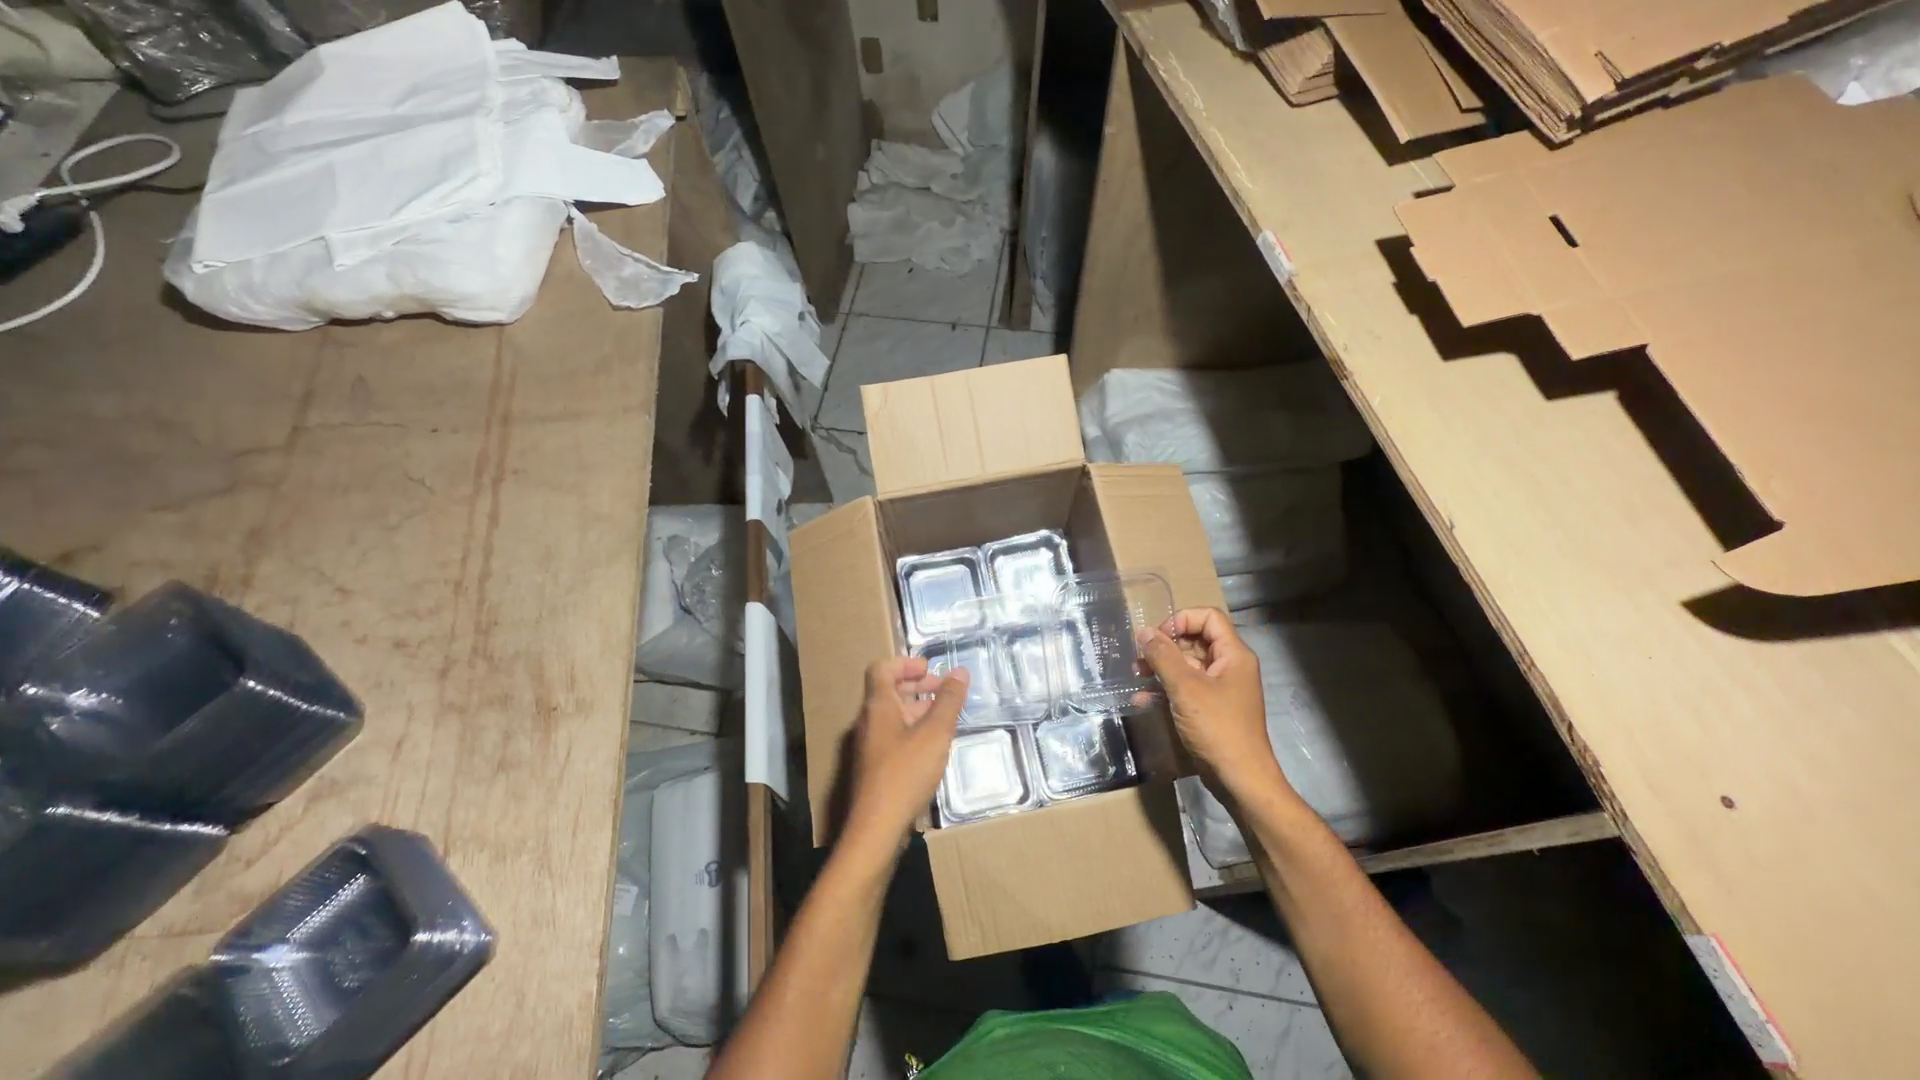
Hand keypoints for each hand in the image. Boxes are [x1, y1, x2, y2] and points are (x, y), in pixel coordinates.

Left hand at [843, 656, 968, 848]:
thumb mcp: (935, 733)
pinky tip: (934, 748)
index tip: (931, 668)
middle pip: (888, 692)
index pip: (882, 668)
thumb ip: (948, 701)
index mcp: (878, 706)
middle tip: (944, 691)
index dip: (905, 663)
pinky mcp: (875, 768)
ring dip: (918, 710)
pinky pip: (894, 737)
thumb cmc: (906, 772)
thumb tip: (960, 672)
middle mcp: (869, 722)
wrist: (878, 825)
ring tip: (945, 719)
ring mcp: (869, 746)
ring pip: (893, 717)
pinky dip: (913, 732)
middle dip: (917, 686)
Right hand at [1138, 608, 1285, 797]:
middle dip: (1165, 646)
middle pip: (1196, 640)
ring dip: (1161, 668)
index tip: (1158, 637)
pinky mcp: (1211, 709)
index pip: (1208, 617)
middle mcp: (1230, 667)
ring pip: (1188, 666)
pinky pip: (1186, 689)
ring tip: (1137, 677)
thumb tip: (1143, 632)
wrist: (1240, 778)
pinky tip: (1143, 700)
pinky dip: (1166, 690)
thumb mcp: (1186, 688)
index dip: (1181, 620)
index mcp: (1233, 654)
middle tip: (1140, 659)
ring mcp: (1221, 689)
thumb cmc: (1217, 727)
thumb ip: (1163, 656)